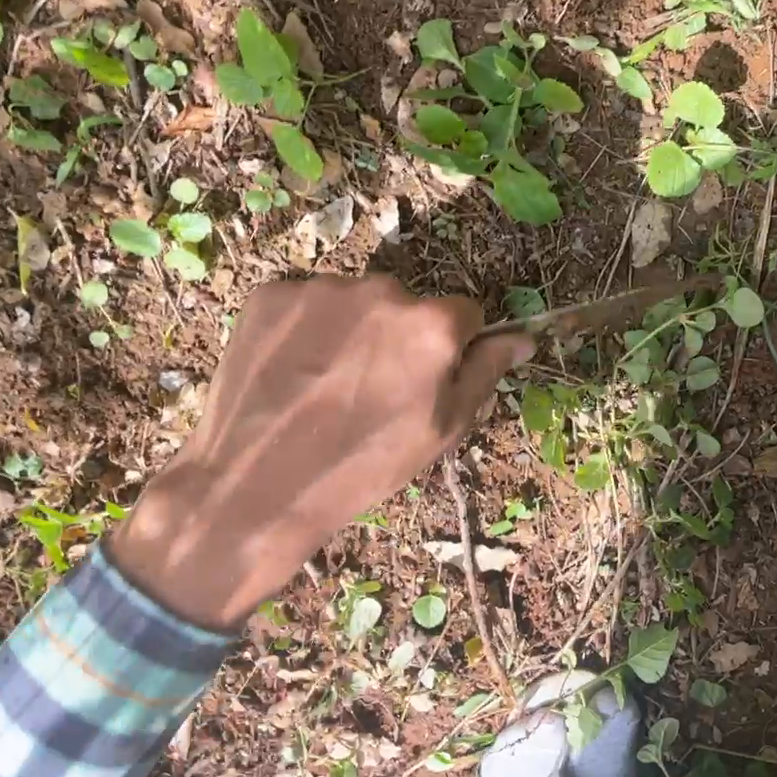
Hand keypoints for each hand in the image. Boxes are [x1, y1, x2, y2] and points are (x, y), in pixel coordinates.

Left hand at [108, 275, 533, 628]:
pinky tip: (291, 371)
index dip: (449, 347)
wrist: (254, 488)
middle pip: (407, 304)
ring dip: (351, 329)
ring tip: (324, 383)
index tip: (426, 378)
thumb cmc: (364, 464)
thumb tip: (523, 338)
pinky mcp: (270, 293)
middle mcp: (383, 290)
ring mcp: (321, 288)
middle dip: (399, 336)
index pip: (463, 313)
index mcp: (432, 324)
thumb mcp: (442, 429)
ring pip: (355, 301)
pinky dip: (304, 329)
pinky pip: (306, 303)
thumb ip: (485, 372)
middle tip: (371, 388)